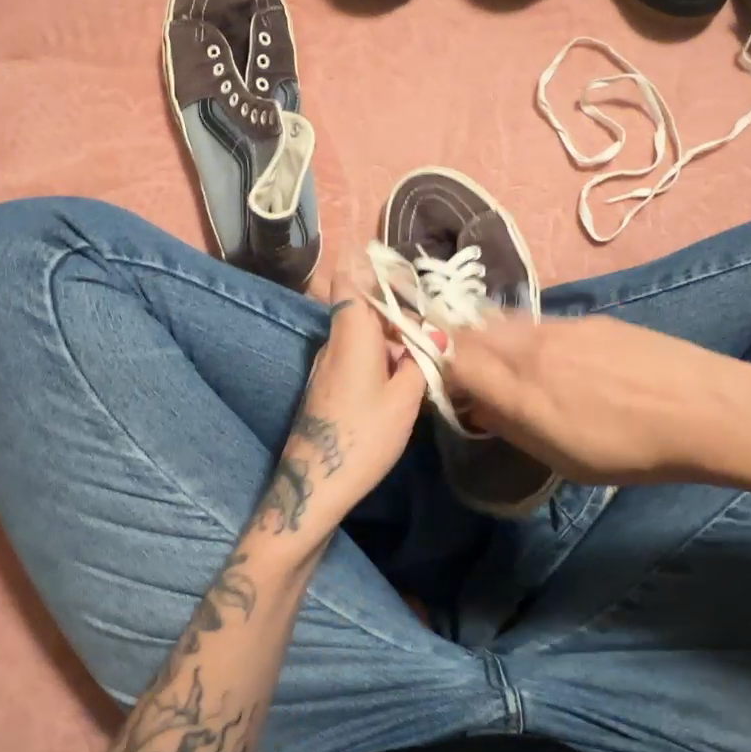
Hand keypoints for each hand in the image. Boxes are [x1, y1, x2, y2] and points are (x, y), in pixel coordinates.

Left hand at [252, 267, 425, 538]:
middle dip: (396, 311)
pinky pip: (354, 356)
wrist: (316, 482)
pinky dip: (379, 357)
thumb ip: (420, 362)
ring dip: (390, 338)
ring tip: (426, 353)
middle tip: (433, 324)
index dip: (374, 268)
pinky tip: (403, 377)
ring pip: (360, 334)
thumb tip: (434, 337)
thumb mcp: (404, 399)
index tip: (405, 272)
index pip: (351, 280)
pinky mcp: (327, 386)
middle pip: (361, 308)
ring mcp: (327, 365)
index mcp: (351, 333)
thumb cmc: (364, 434)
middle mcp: (334, 342)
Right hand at [444, 314, 750, 485]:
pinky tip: (543, 358)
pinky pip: (536, 324)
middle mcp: (531, 346)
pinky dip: (520, 336)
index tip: (428, 375)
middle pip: (471, 332)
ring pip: (503, 324)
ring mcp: (561, 327)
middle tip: (454, 369)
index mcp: (519, 385)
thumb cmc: (630, 449)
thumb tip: (476, 403)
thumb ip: (509, 424)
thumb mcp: (559, 456)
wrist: (705, 410)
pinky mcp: (590, 320)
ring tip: (494, 363)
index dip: (430, 360)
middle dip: (452, 345)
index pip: (452, 356)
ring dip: (486, 339)